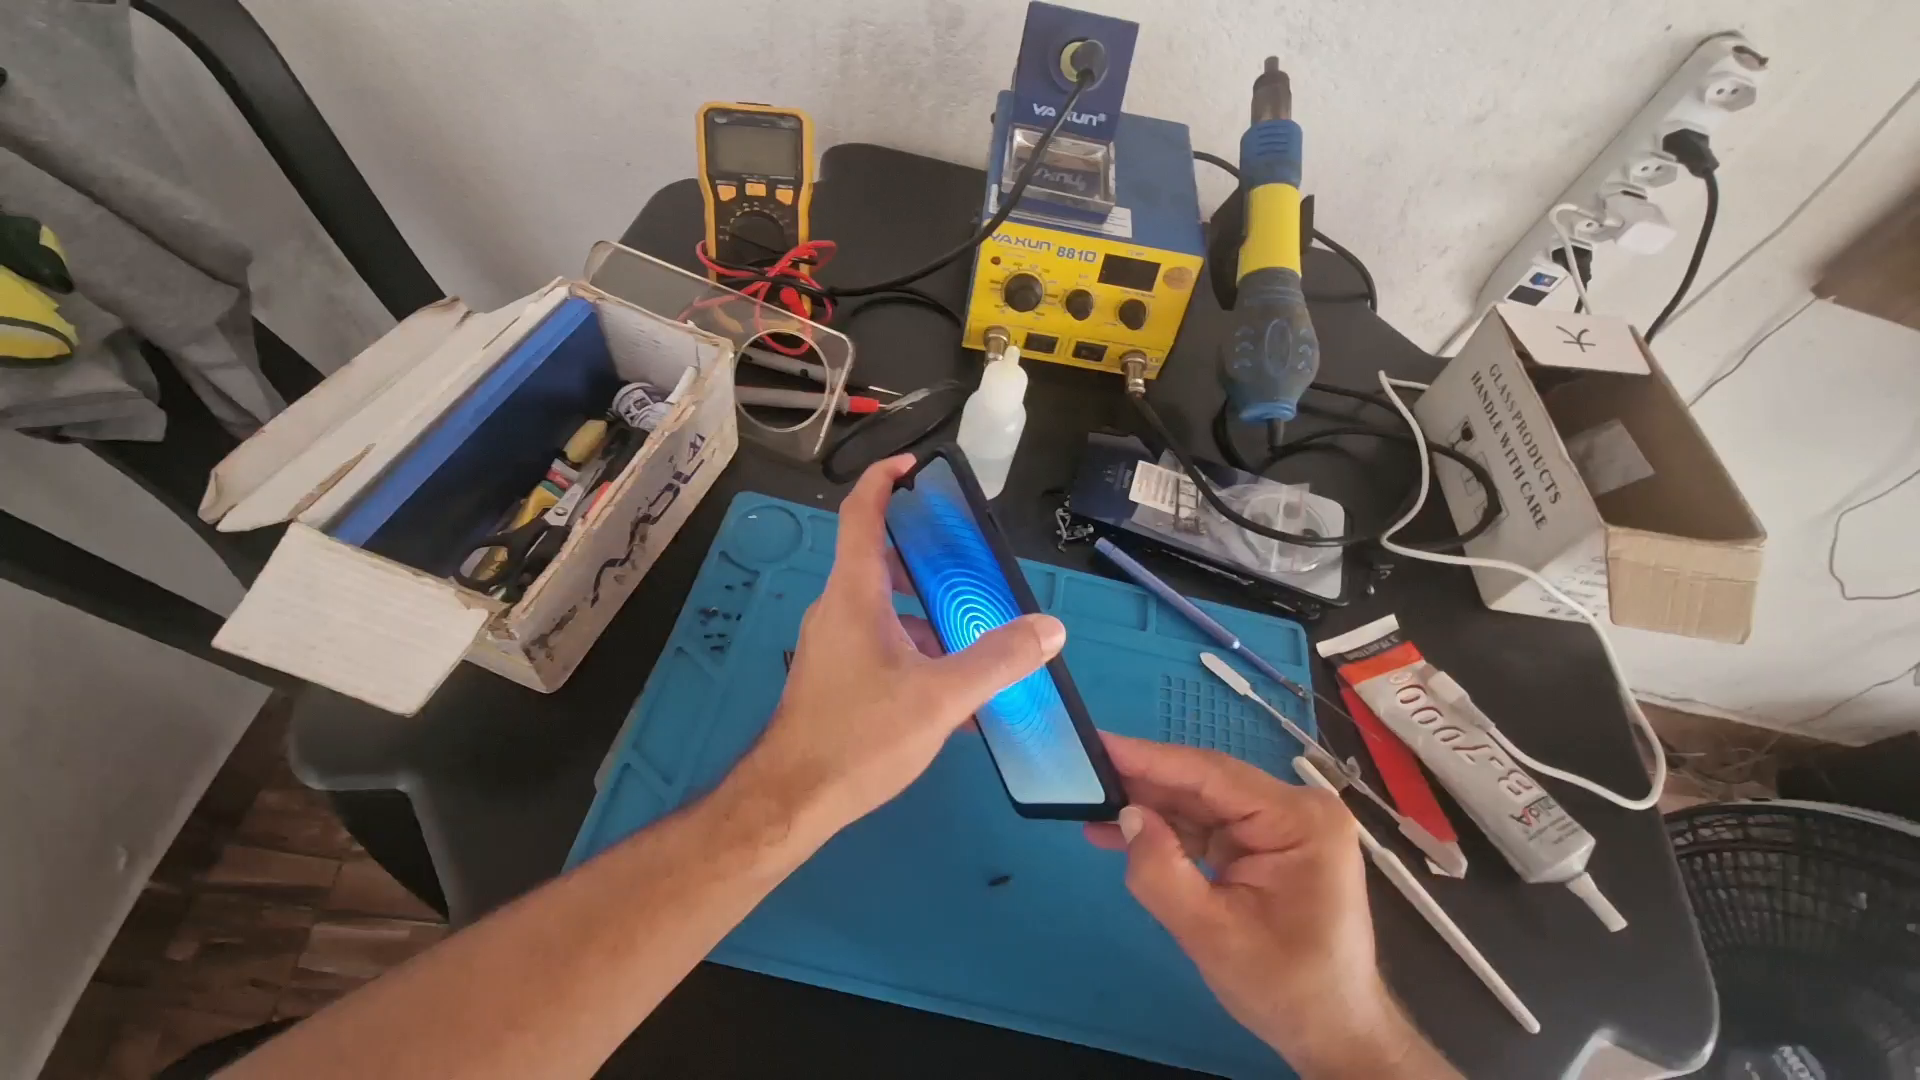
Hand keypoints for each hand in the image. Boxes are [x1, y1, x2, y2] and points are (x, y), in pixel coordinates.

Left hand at [742, 455, 1065, 834]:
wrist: (792, 801)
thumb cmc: (861, 736)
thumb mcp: (941, 697)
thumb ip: (998, 660)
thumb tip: (1049, 628)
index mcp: (854, 594)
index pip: (861, 514)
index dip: (885, 479)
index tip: (915, 465)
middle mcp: (836, 608)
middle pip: (877, 559)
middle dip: (923, 555)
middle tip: (967, 561)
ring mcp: (830, 643)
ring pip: (880, 606)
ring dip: (923, 610)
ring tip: (972, 630)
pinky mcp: (833, 675)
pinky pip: (877, 642)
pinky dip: (913, 647)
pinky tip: (949, 686)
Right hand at [1086, 734, 1451, 1077]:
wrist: (1335, 1036)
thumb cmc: (1287, 988)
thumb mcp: (1213, 936)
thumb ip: (1162, 873)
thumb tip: (1126, 815)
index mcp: (1298, 820)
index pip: (1211, 775)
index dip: (1150, 758)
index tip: (1099, 743)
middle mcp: (1294, 810)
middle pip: (1204, 786)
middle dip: (1144, 785)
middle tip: (1084, 774)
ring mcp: (1280, 826)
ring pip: (1200, 804)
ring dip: (1149, 811)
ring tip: (1091, 808)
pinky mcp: (1264, 845)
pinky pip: (1206, 828)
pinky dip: (1166, 834)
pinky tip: (1121, 835)